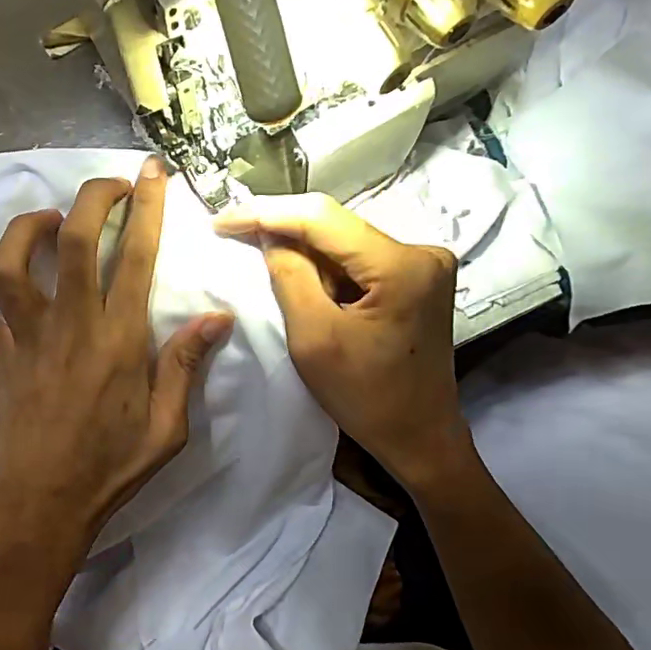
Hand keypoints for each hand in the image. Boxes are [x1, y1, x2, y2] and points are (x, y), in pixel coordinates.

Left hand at [0, 157, 232, 593]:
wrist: (41, 512)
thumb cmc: (110, 472)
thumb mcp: (167, 429)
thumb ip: (185, 367)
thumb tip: (217, 317)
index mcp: (119, 343)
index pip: (135, 259)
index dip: (146, 209)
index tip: (150, 175)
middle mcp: (69, 329)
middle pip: (71, 243)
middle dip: (92, 198)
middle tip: (111, 184)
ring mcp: (25, 342)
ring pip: (12, 267)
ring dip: (26, 229)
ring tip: (49, 218)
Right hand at [212, 193, 466, 484]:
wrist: (419, 436)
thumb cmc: (367, 398)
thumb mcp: (315, 338)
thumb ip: (290, 277)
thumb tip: (269, 236)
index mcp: (403, 266)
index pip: (322, 218)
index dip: (268, 213)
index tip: (224, 219)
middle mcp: (423, 252)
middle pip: (336, 226)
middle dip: (284, 230)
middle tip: (233, 232)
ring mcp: (426, 263)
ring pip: (346, 241)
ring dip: (305, 251)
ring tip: (261, 257)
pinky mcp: (419, 277)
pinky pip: (360, 259)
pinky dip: (328, 268)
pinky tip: (303, 280)